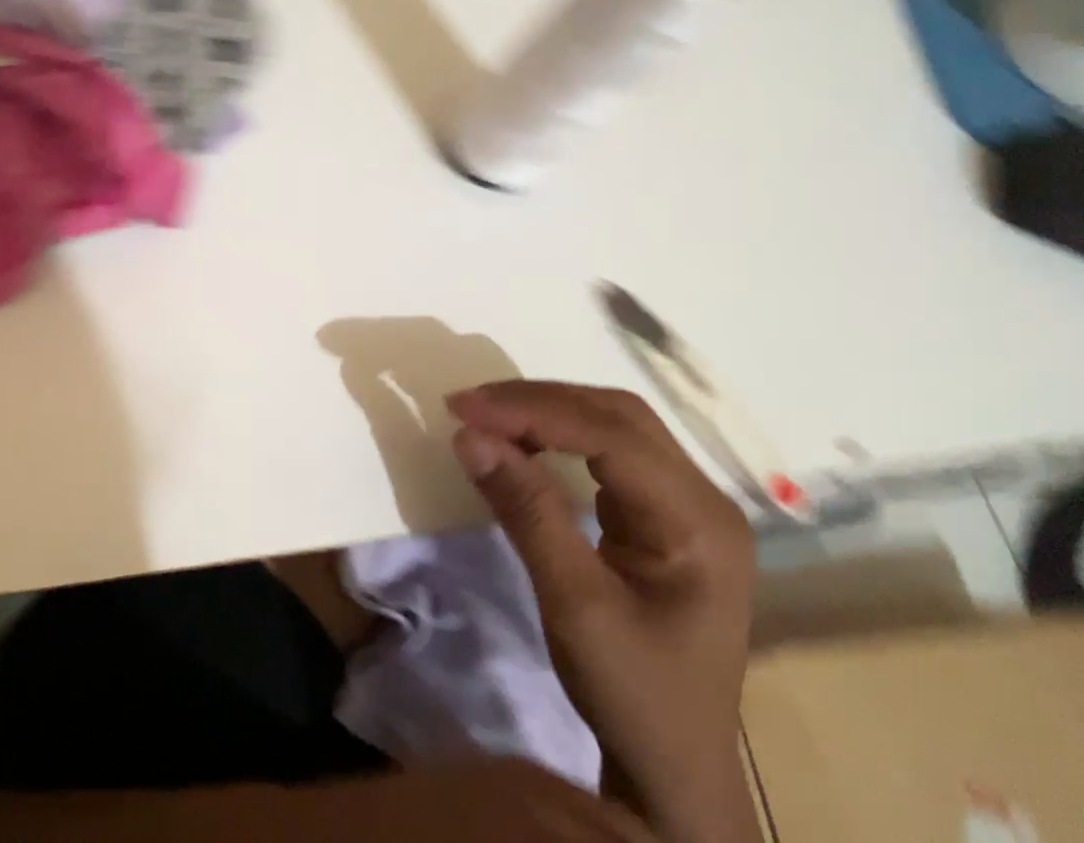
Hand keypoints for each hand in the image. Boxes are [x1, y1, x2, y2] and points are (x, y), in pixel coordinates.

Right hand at [446, 381, 759, 842]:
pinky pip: (611, 461)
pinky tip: (522, 447)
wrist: (675, 763)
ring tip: (484, 419)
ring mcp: (688, 511)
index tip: (461, 408)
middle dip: (540, 401)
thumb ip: (527, 512)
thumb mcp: (573, 603)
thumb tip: (470, 437)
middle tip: (465, 406)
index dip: (533, 410)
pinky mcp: (665, 524)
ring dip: (549, 415)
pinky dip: (560, 442)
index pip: (612, 435)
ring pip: (618, 431)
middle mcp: (704, 501)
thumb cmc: (632, 690)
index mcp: (697, 520)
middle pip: (621, 419)